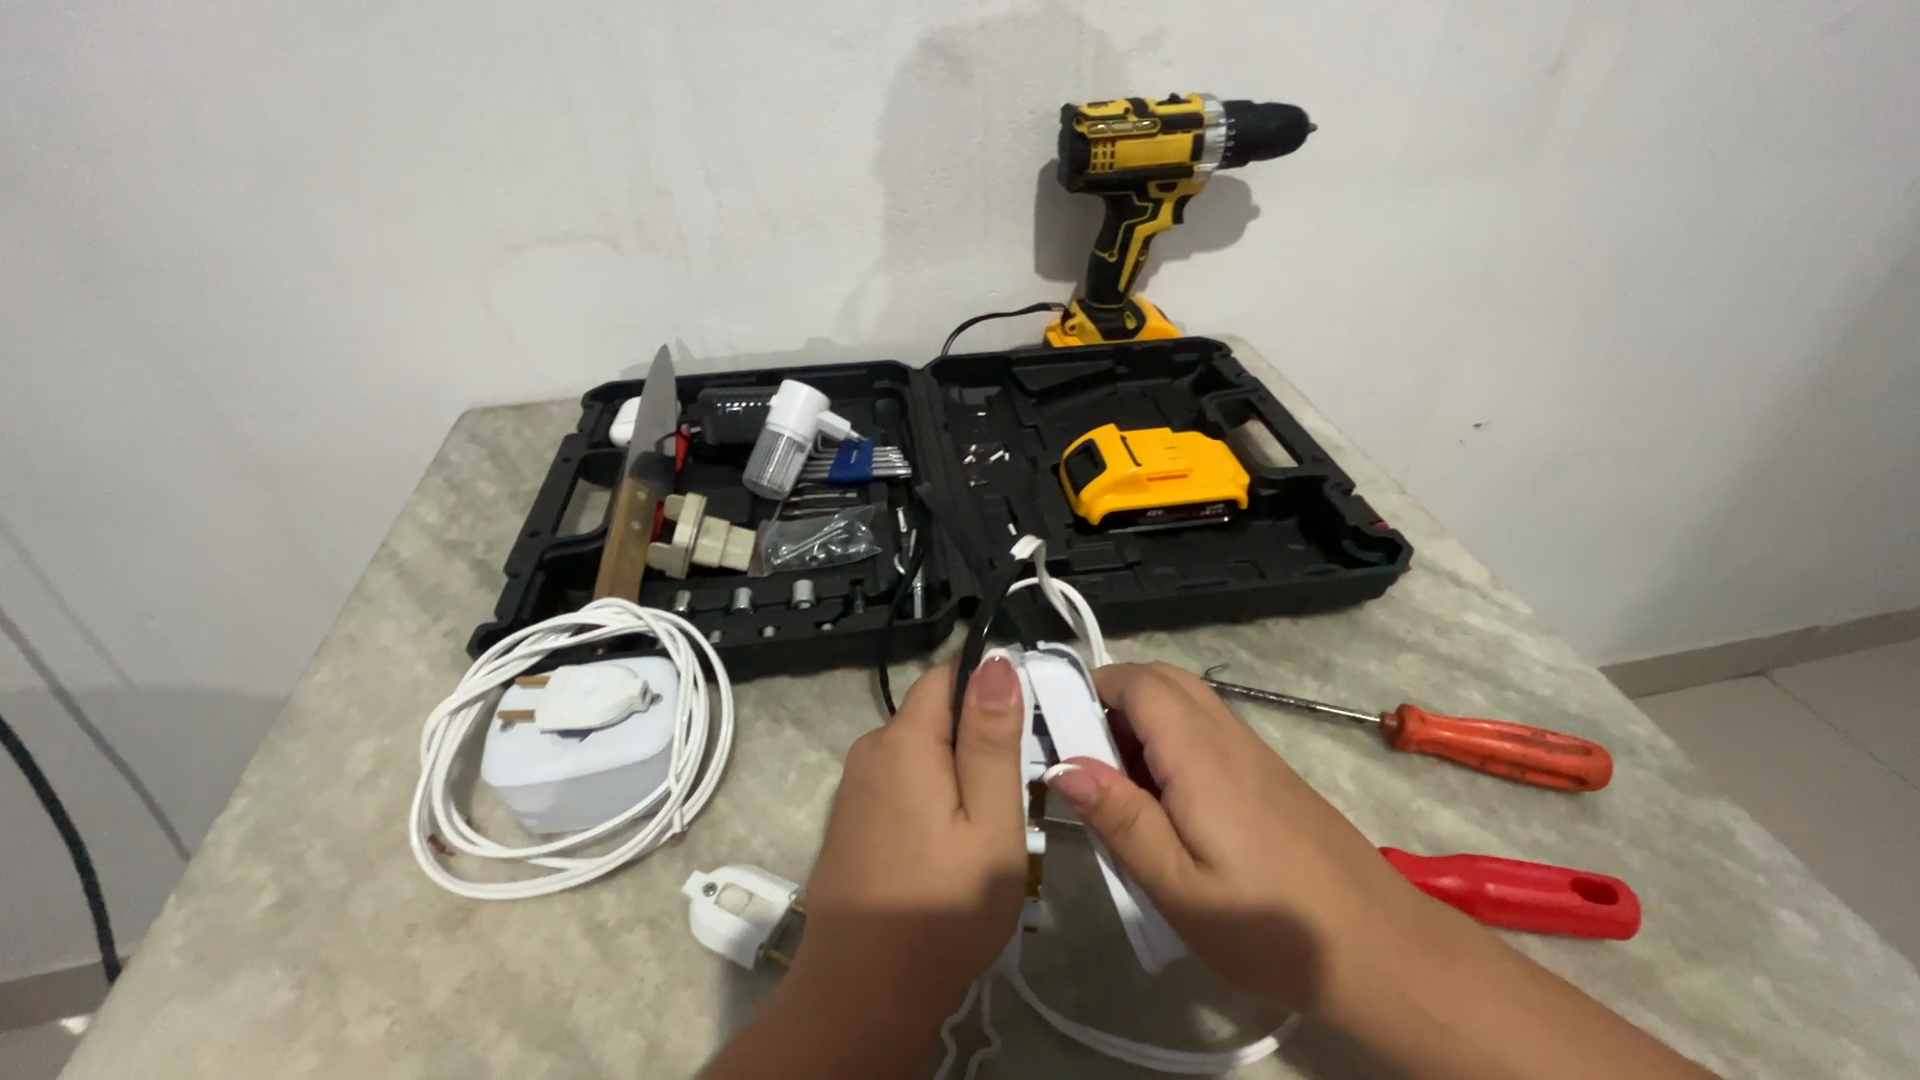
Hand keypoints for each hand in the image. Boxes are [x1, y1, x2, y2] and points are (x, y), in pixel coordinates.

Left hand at [790, 657, 1028, 1022]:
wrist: (861, 996)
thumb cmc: (942, 910)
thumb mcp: (991, 824)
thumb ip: (992, 740)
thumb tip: (997, 662)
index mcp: (902, 741)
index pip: (948, 675)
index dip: (991, 689)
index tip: (1026, 733)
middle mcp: (869, 751)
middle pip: (934, 716)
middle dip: (977, 741)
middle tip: (1013, 800)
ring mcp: (853, 789)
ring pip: (920, 754)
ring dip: (956, 775)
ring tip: (985, 833)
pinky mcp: (850, 821)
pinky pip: (900, 785)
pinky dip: (930, 800)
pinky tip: (947, 851)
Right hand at [1043, 661, 1423, 1013]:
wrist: (1380, 950)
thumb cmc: (1268, 926)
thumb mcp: (1179, 886)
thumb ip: (1120, 819)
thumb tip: (1062, 764)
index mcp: (1200, 753)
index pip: (1138, 681)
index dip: (1090, 689)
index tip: (1054, 729)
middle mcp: (1227, 736)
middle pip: (1161, 680)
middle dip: (1110, 700)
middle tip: (1081, 759)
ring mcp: (1252, 752)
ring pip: (1184, 703)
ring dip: (1138, 723)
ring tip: (1114, 786)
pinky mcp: (1266, 774)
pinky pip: (1204, 731)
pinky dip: (1168, 743)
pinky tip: (1162, 804)